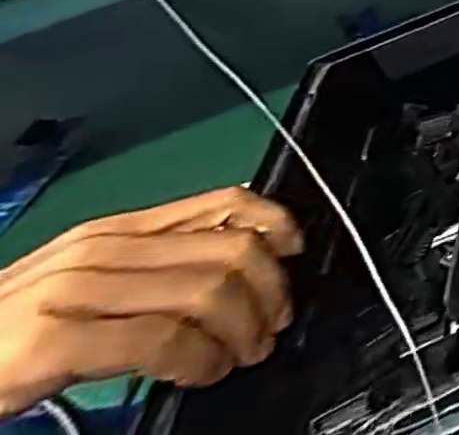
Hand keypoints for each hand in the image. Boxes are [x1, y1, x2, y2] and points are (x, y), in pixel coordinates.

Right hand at [0, 188, 303, 416]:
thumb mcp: (84, 284)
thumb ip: (153, 265)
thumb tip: (243, 263)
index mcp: (113, 231)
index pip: (227, 202)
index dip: (278, 223)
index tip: (297, 251)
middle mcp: (97, 252)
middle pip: (233, 251)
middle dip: (271, 289)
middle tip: (274, 324)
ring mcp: (67, 296)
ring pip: (211, 292)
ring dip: (245, 327)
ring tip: (244, 353)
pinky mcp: (45, 345)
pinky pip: (163, 341)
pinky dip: (201, 357)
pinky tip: (203, 373)